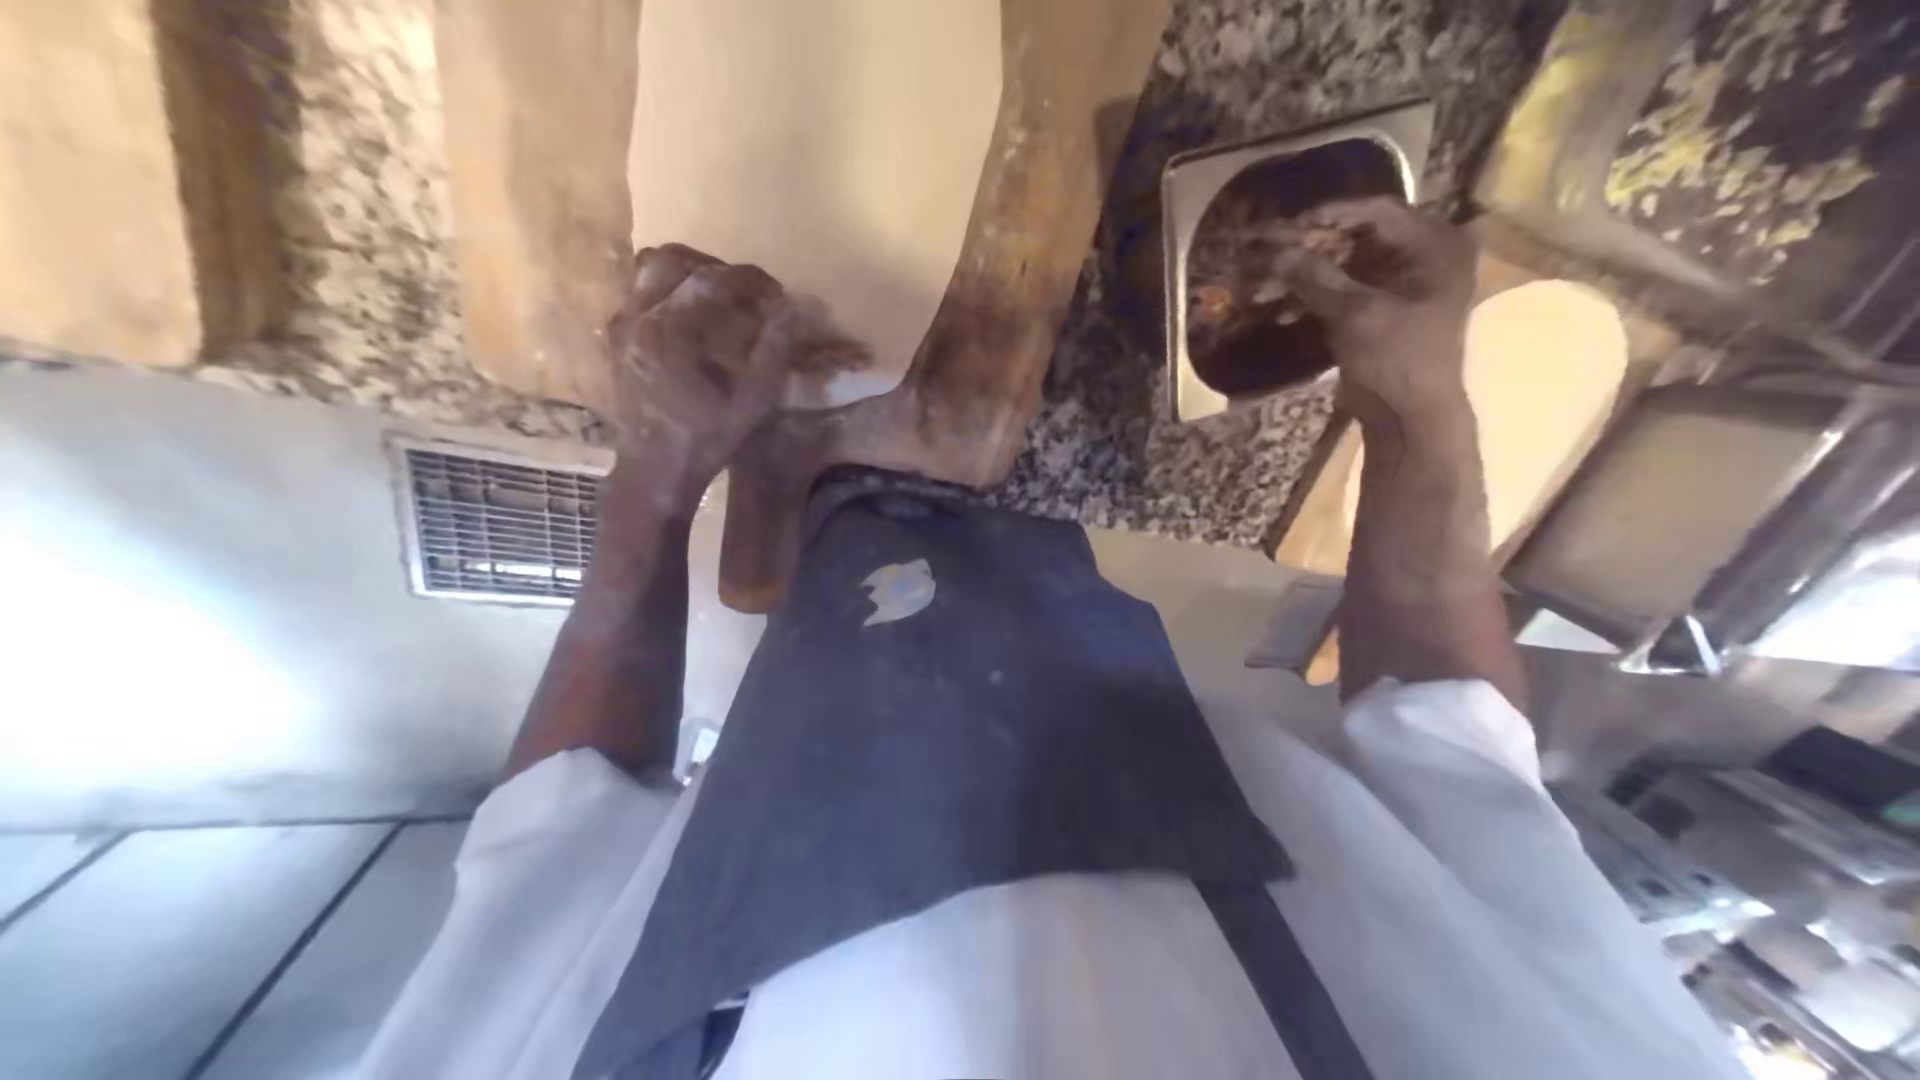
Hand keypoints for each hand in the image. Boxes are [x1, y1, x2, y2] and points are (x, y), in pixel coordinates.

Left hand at [606, 245, 862, 501]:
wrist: (655, 471)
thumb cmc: (706, 438)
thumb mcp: (751, 400)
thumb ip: (773, 350)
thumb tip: (795, 310)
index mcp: (670, 332)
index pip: (713, 281)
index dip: (750, 280)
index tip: (776, 291)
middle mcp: (638, 318)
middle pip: (673, 260)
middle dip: (715, 267)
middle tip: (744, 290)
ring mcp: (621, 326)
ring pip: (648, 270)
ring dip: (686, 273)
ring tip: (716, 296)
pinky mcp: (616, 338)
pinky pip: (638, 293)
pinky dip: (667, 292)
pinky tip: (690, 317)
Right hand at [1273, 198, 1477, 429]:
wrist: (1409, 416)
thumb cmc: (1397, 359)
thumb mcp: (1356, 314)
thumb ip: (1316, 278)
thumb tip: (1277, 253)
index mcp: (1434, 247)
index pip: (1378, 212)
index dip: (1330, 216)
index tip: (1288, 227)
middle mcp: (1421, 258)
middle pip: (1354, 241)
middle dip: (1307, 253)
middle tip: (1267, 258)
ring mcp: (1398, 287)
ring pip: (1341, 270)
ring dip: (1301, 280)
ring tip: (1262, 293)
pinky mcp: (1377, 313)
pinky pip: (1340, 294)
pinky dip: (1310, 301)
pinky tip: (1281, 313)